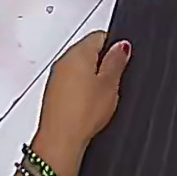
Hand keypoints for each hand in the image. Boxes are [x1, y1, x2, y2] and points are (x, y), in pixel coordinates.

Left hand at [34, 32, 131, 162]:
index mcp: (78, 52)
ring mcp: (56, 77)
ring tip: (103, 95)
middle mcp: (63, 61)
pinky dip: (82, 89)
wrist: (60, 140)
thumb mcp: (110, 84)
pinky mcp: (53, 93)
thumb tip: (121, 45)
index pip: (99, 35)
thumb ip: (116, 60)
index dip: (115, 46)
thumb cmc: (82, 113)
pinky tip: (90, 104)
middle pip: (88, 50)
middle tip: (115, 80)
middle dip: (103, 62)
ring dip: (92, 76)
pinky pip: (71, 82)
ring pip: (79, 67)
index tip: (123, 59)